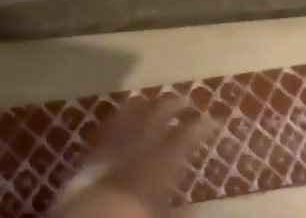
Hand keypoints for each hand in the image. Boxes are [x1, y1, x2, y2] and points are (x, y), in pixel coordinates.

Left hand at [50, 96, 213, 217]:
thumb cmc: (129, 216)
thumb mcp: (159, 214)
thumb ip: (176, 209)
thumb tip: (193, 207)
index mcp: (159, 163)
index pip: (184, 137)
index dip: (200, 126)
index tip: (212, 118)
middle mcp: (137, 144)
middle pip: (158, 114)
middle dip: (174, 103)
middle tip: (186, 100)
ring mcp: (113, 142)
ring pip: (132, 112)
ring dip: (147, 103)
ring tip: (156, 100)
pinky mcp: (93, 149)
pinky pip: (109, 123)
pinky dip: (121, 114)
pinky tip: (123, 113)